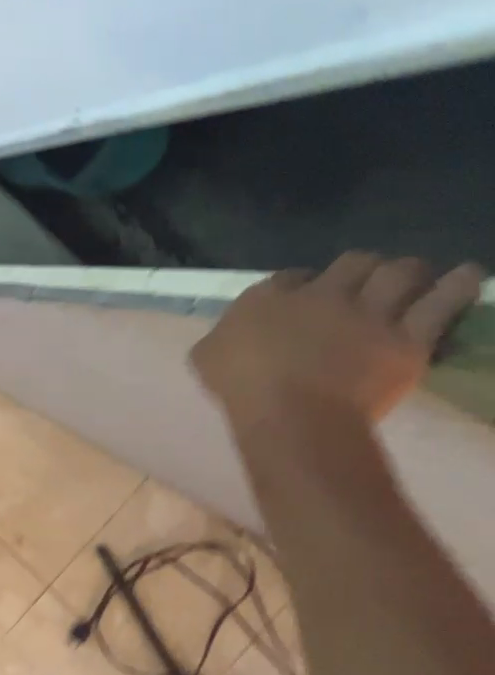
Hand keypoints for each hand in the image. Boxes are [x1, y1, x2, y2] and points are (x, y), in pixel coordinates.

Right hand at [191, 252, 482, 432]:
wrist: (292, 411)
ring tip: (416, 273)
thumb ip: (223, 336)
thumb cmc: (240, 384)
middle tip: (369, 278)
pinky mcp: (407, 338)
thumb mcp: (207, 354)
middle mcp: (319, 295)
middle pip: (351, 264)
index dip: (304, 281)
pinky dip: (457, 285)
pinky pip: (439, 303)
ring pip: (397, 273)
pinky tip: (468, 273)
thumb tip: (227, 337)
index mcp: (266, 297)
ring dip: (407, 270)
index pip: (291, 276)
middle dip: (362, 267)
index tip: (309, 291)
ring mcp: (366, 313)